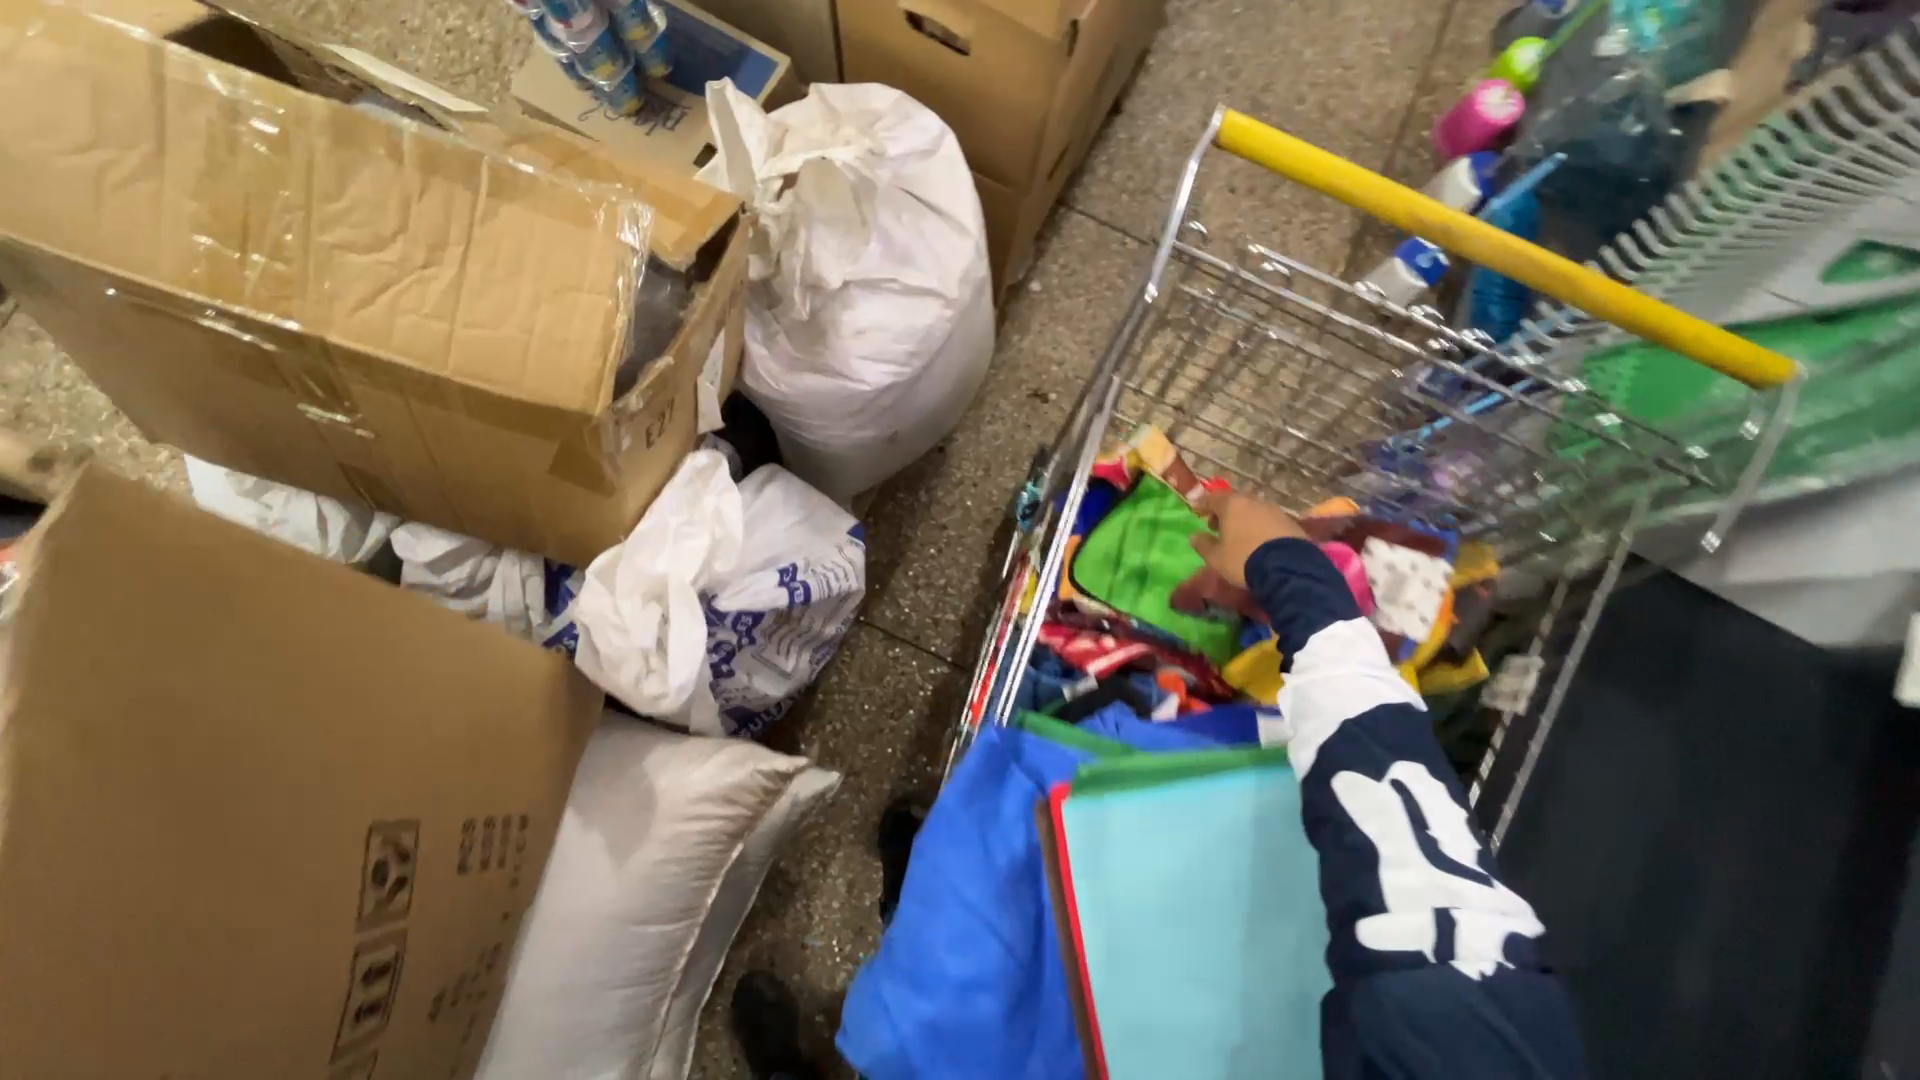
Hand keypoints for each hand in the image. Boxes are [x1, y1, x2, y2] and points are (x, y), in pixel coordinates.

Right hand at [1189, 491, 1305, 588]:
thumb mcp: (1216, 558)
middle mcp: (1253, 501)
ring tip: (1240, 536)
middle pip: (1235, 502)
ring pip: (1253, 510)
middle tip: (1218, 527)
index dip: (1203, 505)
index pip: (1213, 498)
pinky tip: (1259, 541)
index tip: (1197, 512)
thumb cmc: (1243, 559)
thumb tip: (1195, 536)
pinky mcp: (1291, 522)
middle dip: (1225, 512)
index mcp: (1232, 505)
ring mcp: (1274, 510)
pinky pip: (1269, 521)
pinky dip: (1260, 527)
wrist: (1288, 568)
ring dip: (1244, 519)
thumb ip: (1203, 545)